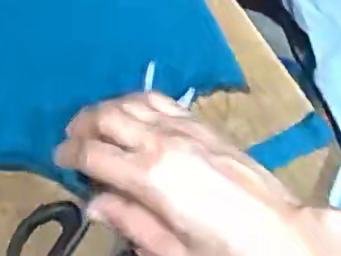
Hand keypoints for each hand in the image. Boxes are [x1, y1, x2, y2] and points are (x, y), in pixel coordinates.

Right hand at [54, 93, 340, 255]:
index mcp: (151, 177)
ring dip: (106, 106)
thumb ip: (130, 221)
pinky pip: (159, 99)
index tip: (58, 156)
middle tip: (69, 136)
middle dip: (83, 123)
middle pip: (109, 116)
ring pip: (131, 100)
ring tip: (92, 120)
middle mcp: (162, 141)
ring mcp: (182, 126)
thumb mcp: (174, 251)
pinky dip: (135, 99)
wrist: (283, 235)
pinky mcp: (200, 122)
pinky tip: (130, 108)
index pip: (96, 154)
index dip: (71, 152)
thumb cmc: (227, 254)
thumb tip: (92, 201)